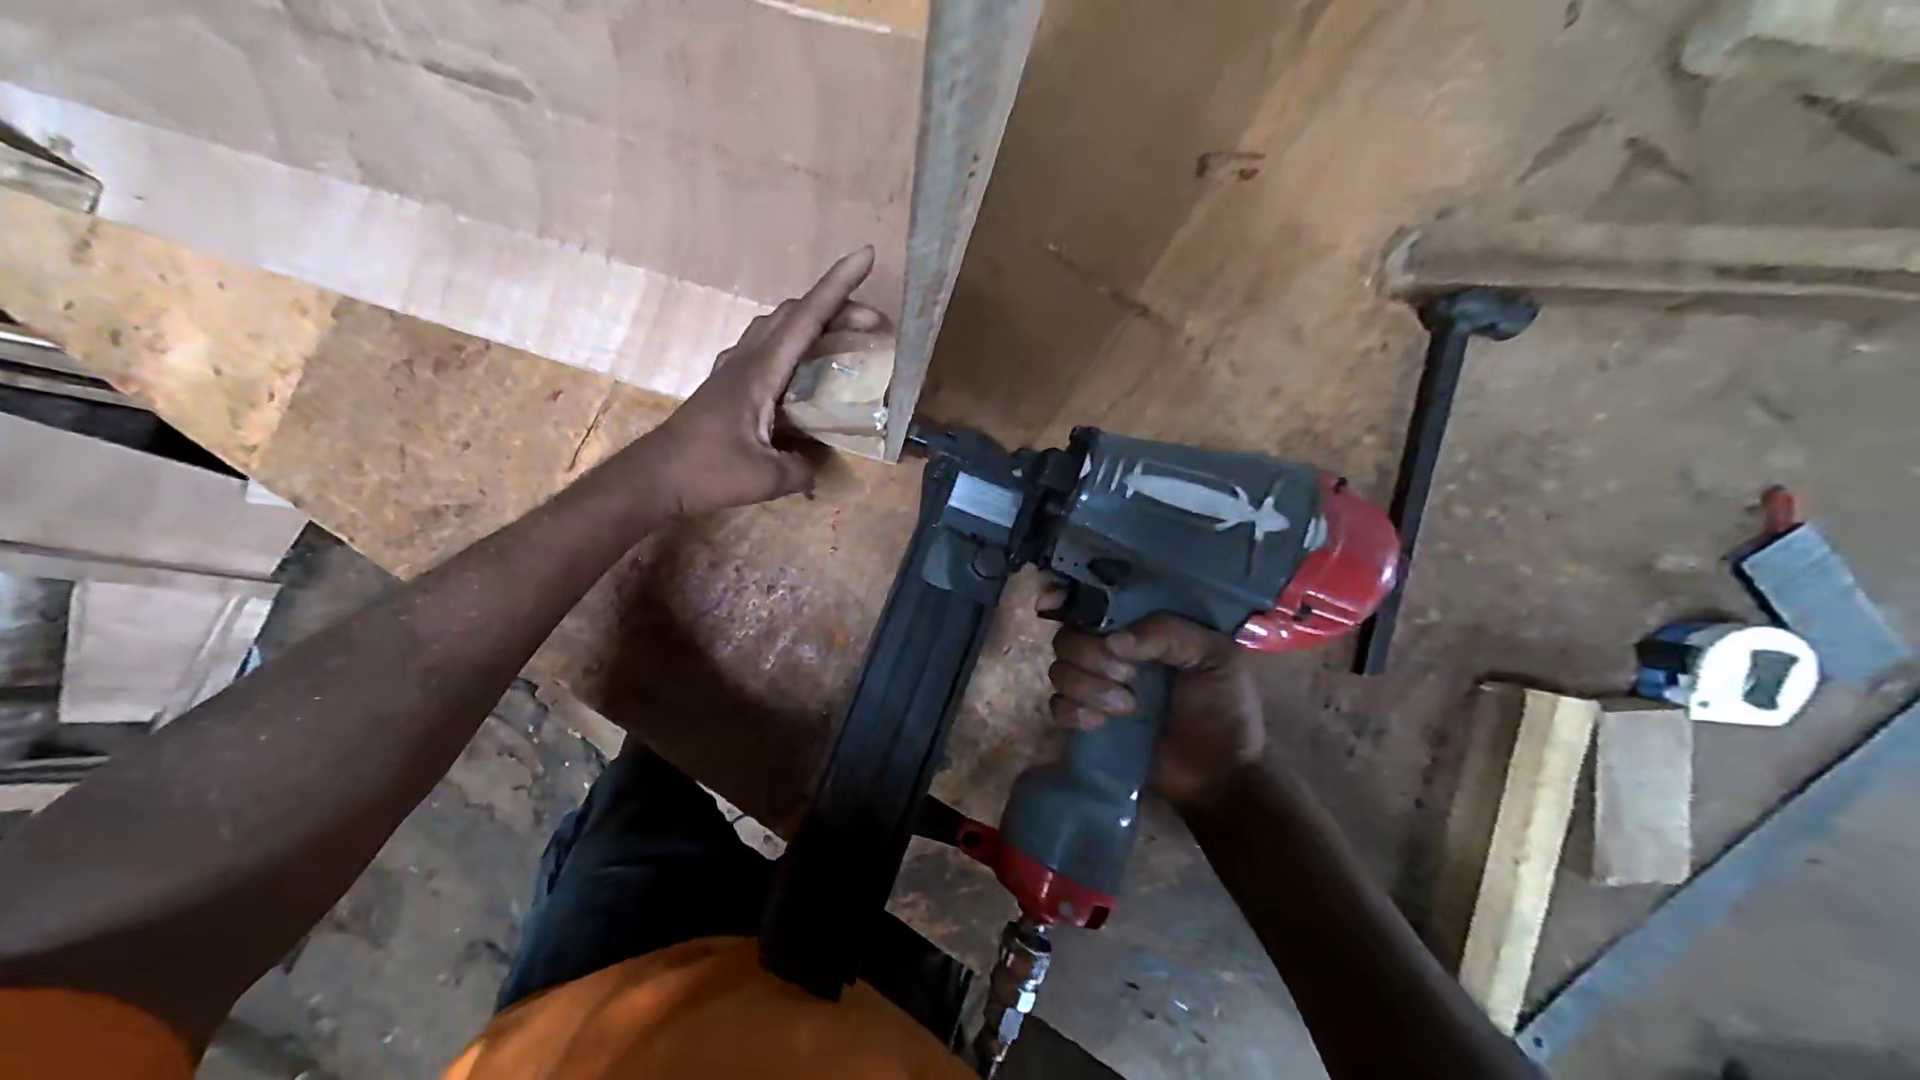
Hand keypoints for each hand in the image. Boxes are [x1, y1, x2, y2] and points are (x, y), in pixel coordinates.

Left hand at [639, 247, 882, 515]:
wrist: (654, 478)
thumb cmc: (707, 473)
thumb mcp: (767, 479)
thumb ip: (802, 470)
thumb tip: (817, 466)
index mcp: (760, 373)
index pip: (805, 319)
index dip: (837, 287)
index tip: (865, 256)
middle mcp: (746, 360)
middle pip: (794, 313)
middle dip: (837, 306)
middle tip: (874, 324)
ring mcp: (733, 368)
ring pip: (777, 324)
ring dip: (813, 320)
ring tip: (844, 336)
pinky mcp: (727, 383)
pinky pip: (765, 345)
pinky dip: (792, 340)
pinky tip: (803, 365)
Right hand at [1046, 614, 1265, 806]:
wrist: (1220, 775)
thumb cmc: (1224, 708)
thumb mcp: (1215, 656)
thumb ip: (1168, 633)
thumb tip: (1112, 640)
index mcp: (1141, 625)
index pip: (1092, 598)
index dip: (1065, 595)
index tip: (1053, 602)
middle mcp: (1112, 650)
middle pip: (1068, 634)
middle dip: (1091, 655)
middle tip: (1129, 676)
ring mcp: (1096, 685)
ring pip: (1059, 669)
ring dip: (1089, 687)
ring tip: (1128, 707)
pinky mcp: (1086, 721)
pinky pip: (1057, 706)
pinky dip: (1075, 712)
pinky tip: (1102, 724)